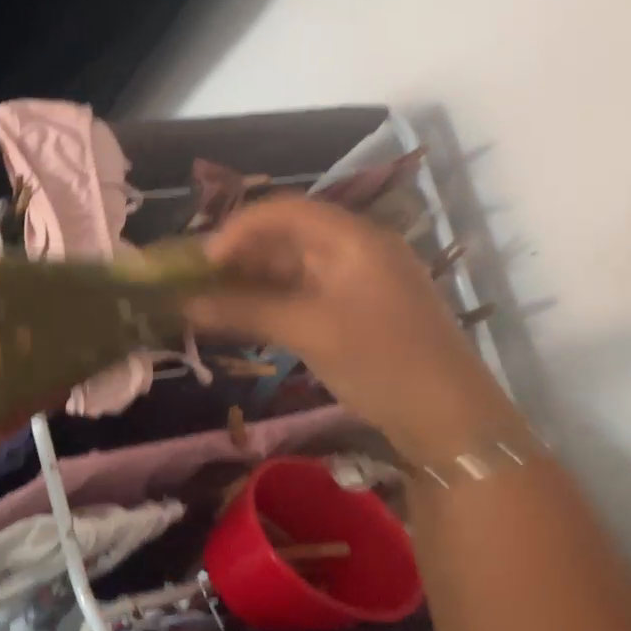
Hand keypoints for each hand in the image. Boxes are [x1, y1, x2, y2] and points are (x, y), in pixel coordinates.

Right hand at [184, 198, 510, 453]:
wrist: (449, 420)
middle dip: (235, 256)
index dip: (235, 230)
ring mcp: (354, 280)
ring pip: (286, 266)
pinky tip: (234, 319)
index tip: (201, 263)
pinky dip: (263, 301)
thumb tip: (181, 303)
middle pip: (282, 236)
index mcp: (353, 239)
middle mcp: (353, 249)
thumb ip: (241, 310)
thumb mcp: (305, 331)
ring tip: (204, 303)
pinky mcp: (350, 308)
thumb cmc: (381, 360)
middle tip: (193, 284)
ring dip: (244, 281)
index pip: (282, 211)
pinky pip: (296, 291)